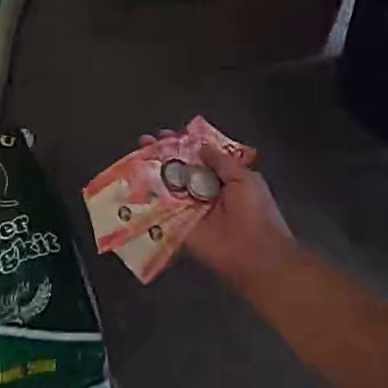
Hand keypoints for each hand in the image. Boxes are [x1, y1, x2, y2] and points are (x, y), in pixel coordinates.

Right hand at [138, 130, 294, 286]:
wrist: (255, 253)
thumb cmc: (255, 211)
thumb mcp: (244, 178)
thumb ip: (221, 161)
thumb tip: (201, 146)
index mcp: (223, 177)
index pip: (198, 156)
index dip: (182, 144)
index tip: (166, 133)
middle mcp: (204, 191)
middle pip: (179, 169)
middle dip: (162, 155)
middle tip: (145, 141)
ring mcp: (190, 209)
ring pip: (168, 187)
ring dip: (151, 173)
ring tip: (134, 157)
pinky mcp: (179, 227)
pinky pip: (162, 211)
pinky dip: (148, 198)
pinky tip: (132, 183)